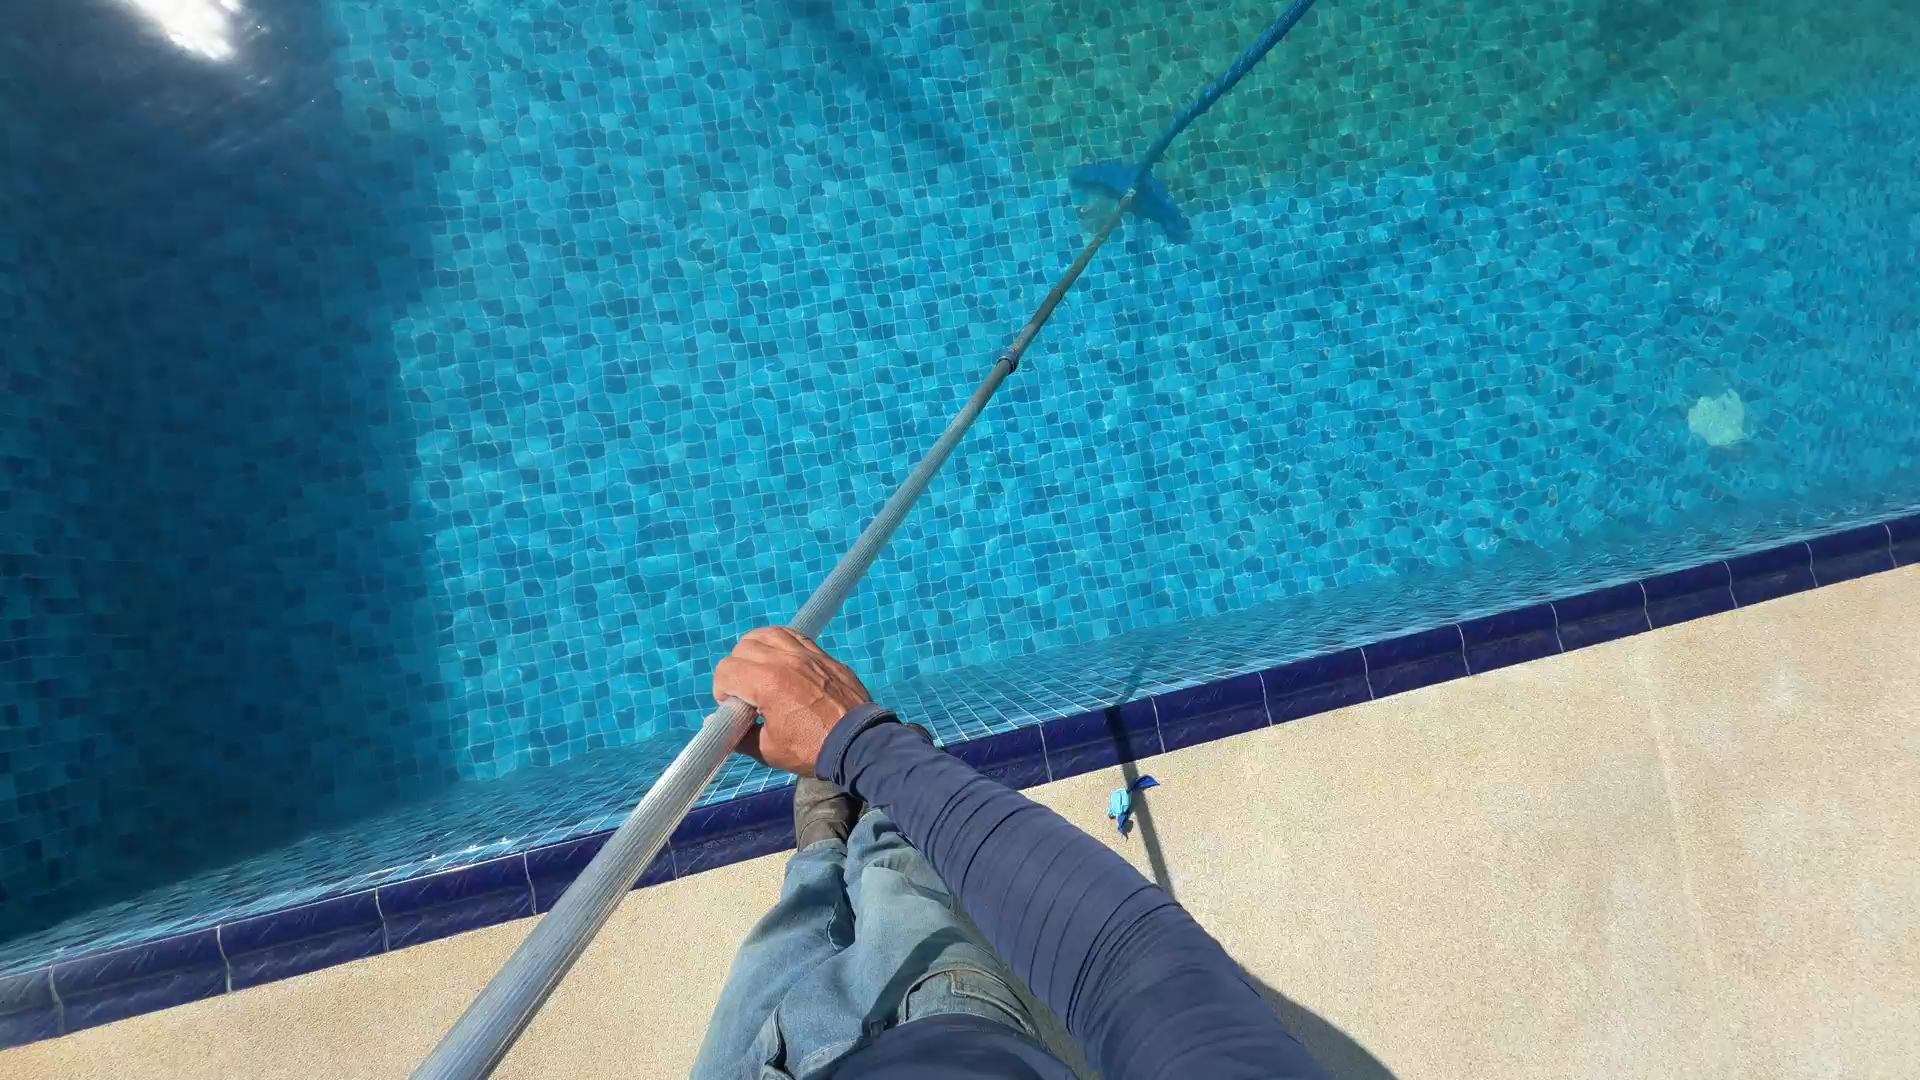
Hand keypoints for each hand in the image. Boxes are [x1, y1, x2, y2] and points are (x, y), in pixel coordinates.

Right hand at [715, 626, 872, 776]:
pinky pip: (795, 636)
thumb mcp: (769, 750)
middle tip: (744, 690)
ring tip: (759, 668)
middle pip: (744, 647)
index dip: (721, 689)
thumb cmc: (812, 749)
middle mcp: (785, 660)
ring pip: (769, 633)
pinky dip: (781, 642)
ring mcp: (807, 654)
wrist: (858, 741)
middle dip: (736, 668)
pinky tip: (780, 657)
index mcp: (767, 683)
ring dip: (757, 648)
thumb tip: (723, 726)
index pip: (726, 670)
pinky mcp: (823, 655)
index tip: (731, 705)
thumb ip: (741, 736)